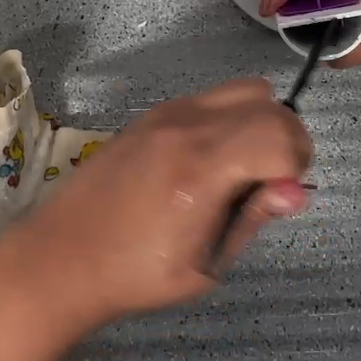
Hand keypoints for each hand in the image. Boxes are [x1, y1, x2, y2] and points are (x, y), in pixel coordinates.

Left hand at [0, 79, 312, 330]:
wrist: (63, 254)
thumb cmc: (136, 272)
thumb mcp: (205, 263)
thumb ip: (253, 217)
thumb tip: (296, 189)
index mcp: (201, 169)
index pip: (280, 137)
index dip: (297, 164)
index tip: (284, 194)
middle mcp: (188, 126)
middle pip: (270, 104)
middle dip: (288, 138)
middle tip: (274, 180)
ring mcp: (170, 111)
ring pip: (246, 88)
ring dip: (262, 120)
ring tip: (246, 164)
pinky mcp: (155, 110)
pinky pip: (214, 96)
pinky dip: (231, 116)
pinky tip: (212, 156)